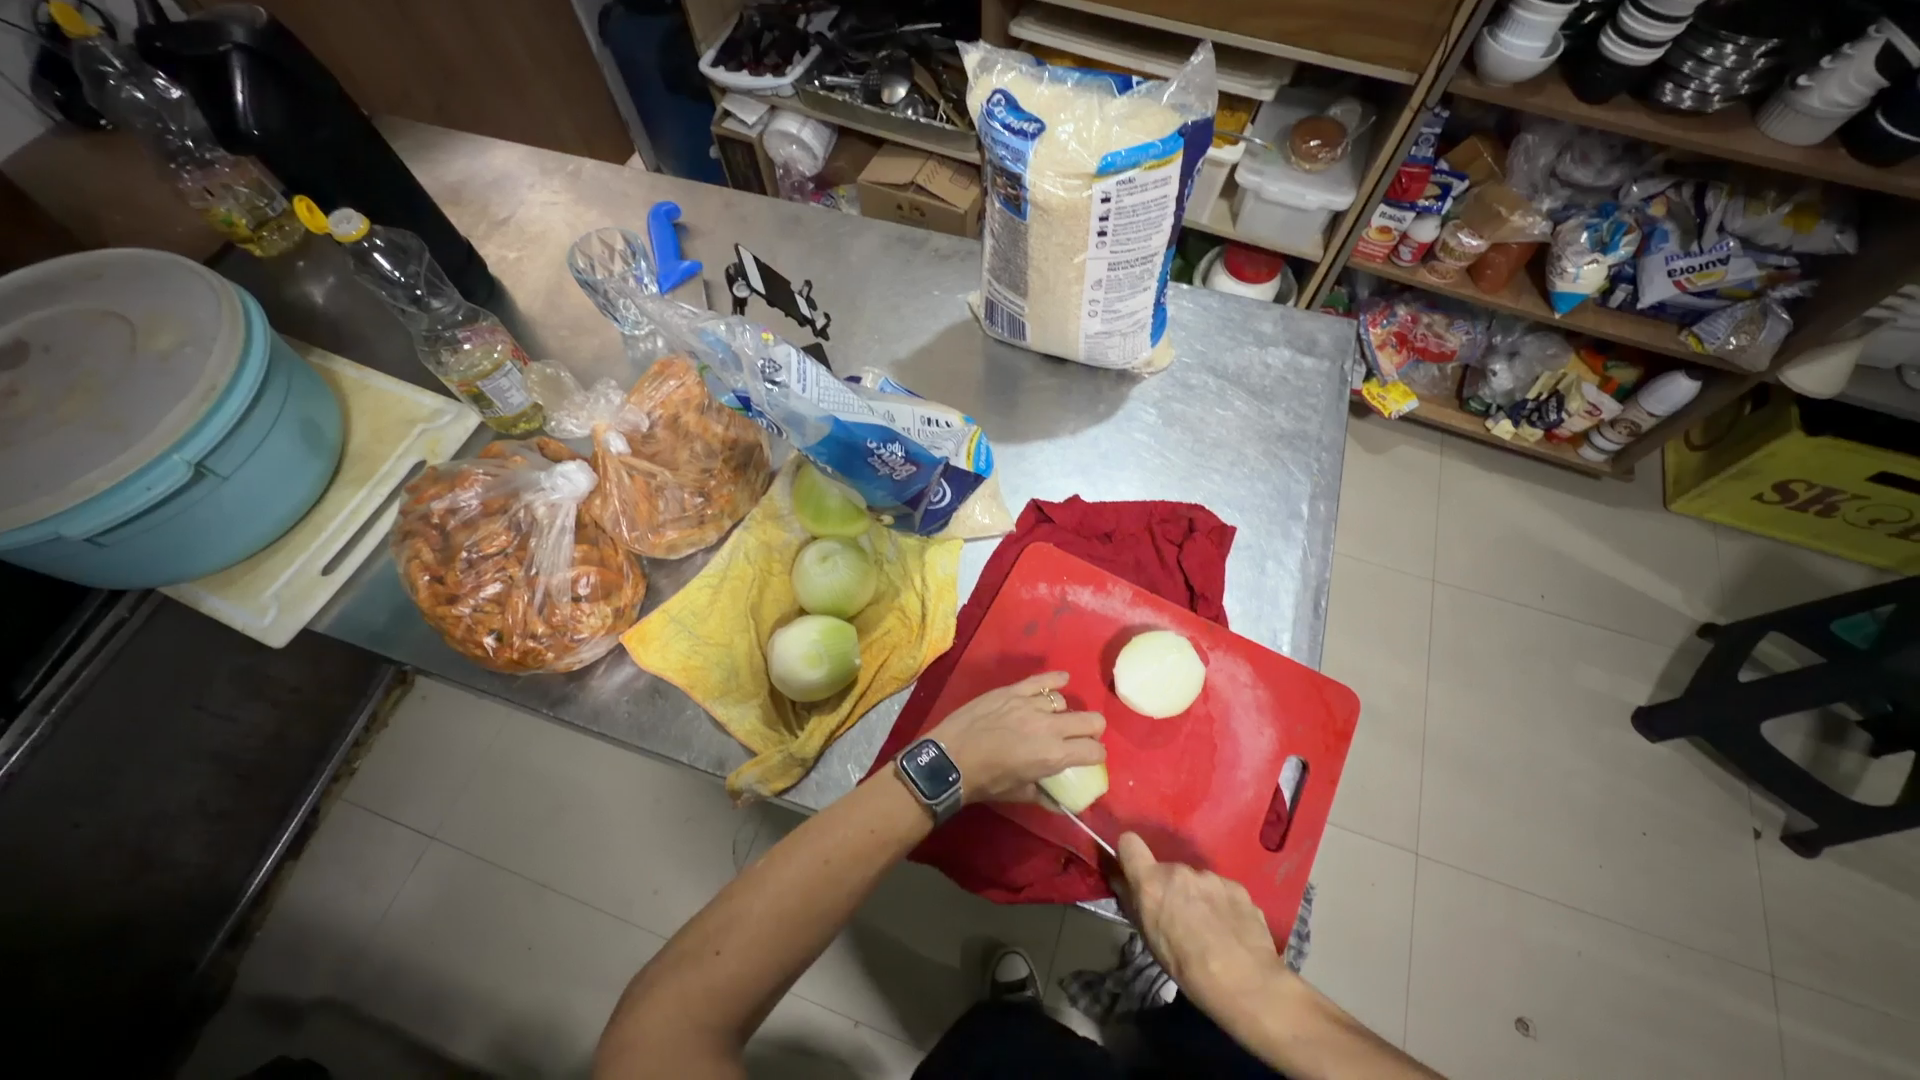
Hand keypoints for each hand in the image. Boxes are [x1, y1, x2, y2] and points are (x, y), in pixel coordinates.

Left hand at [926, 671, 1104, 804]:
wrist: (950, 758)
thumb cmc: (985, 781)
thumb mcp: (1018, 795)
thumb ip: (1044, 796)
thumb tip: (1059, 802)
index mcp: (1053, 755)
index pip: (1094, 751)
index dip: (1096, 755)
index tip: (1090, 757)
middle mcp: (1049, 727)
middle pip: (1091, 720)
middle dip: (1093, 730)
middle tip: (1081, 737)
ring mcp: (1031, 704)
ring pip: (1064, 701)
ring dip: (1063, 712)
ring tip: (1052, 718)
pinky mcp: (1013, 690)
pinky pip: (1042, 680)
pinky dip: (1055, 680)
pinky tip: (1061, 681)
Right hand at [1115, 832, 1284, 1015]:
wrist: (1244, 982)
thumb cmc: (1186, 967)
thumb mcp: (1149, 939)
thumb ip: (1135, 903)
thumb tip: (1124, 882)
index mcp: (1152, 882)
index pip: (1129, 843)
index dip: (1129, 854)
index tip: (1135, 872)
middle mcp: (1181, 871)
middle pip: (1168, 870)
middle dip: (1171, 888)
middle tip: (1180, 917)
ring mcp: (1212, 877)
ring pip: (1197, 881)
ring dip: (1197, 897)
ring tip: (1210, 928)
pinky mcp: (1238, 887)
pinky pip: (1222, 890)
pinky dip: (1221, 904)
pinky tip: (1230, 930)